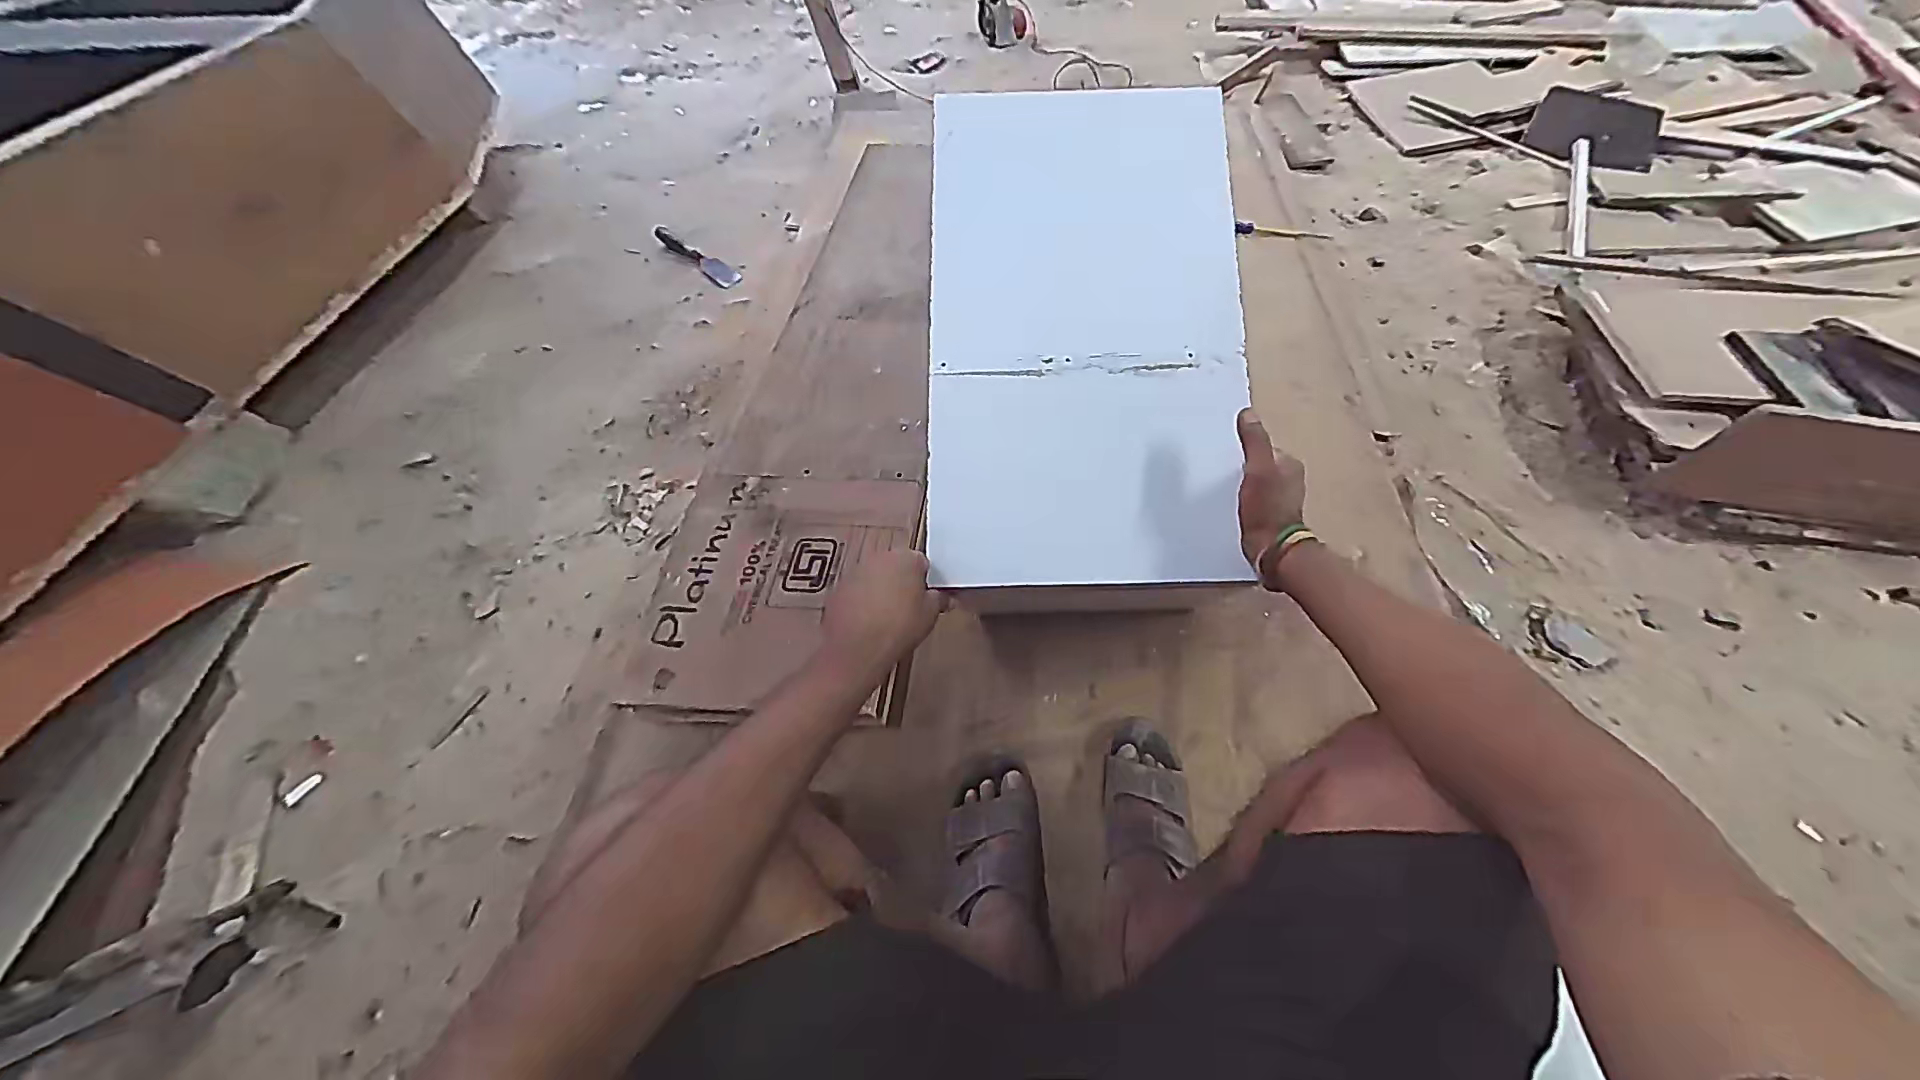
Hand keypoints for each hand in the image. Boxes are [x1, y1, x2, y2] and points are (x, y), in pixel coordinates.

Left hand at [820, 549, 946, 679]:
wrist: (858, 648)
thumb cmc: (901, 626)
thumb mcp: (930, 615)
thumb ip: (939, 600)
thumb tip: (942, 597)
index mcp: (906, 558)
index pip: (922, 562)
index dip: (925, 581)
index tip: (925, 599)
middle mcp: (879, 557)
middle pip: (895, 566)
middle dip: (901, 582)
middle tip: (907, 608)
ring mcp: (855, 571)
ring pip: (874, 577)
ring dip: (880, 590)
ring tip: (885, 618)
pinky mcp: (837, 588)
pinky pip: (856, 591)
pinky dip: (861, 601)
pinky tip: (866, 622)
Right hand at [1236, 408, 1308, 572]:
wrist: (1271, 550)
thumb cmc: (1267, 508)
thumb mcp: (1258, 469)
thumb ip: (1254, 442)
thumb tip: (1248, 413)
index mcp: (1290, 465)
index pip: (1264, 449)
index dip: (1244, 450)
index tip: (1225, 454)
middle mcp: (1290, 481)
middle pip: (1260, 466)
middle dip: (1242, 467)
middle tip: (1219, 471)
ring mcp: (1280, 501)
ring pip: (1256, 484)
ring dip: (1241, 485)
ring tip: (1222, 489)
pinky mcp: (1269, 518)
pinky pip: (1253, 501)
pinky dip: (1242, 500)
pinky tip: (1230, 506)